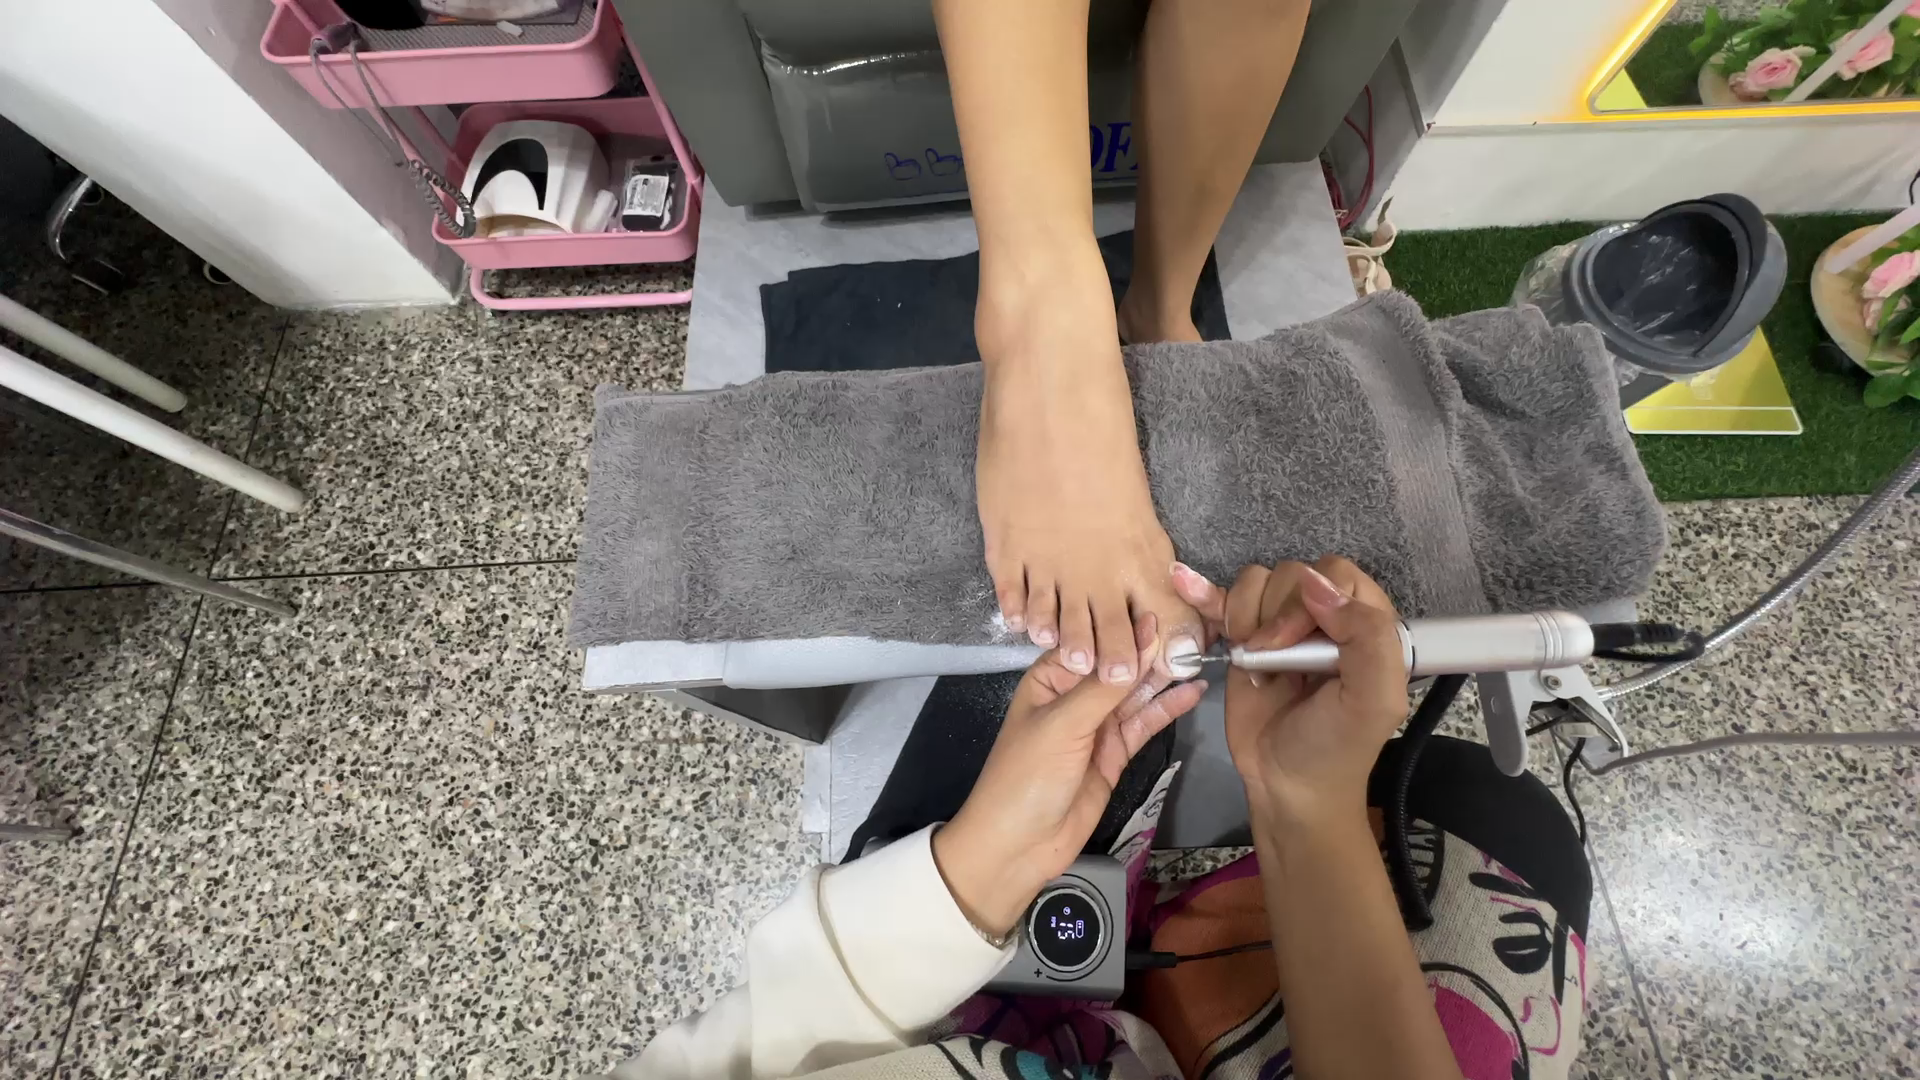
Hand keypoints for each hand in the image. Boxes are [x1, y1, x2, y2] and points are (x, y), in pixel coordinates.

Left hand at [932, 613, 1207, 936]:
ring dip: (1164, 677)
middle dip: (1151, 650)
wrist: (1019, 844)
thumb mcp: (1063, 724)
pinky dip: (1166, 708)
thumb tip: (1140, 644)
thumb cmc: (1027, 774)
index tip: (1165, 607)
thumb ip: (1104, 688)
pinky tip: (1192, 690)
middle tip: (1195, 628)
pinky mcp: (1114, 752)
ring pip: (1135, 693)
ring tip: (1201, 653)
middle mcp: (1074, 695)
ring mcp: (1096, 724)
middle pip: (1118, 666)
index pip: (1093, 642)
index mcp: (1050, 677)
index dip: (1126, 627)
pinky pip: (1143, 723)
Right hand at [976, 281, 1202, 686]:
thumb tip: (1151, 569)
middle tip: (1114, 681)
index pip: (1159, 616)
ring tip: (1070, 662)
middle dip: (1114, 660)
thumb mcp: (1135, 486)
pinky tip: (1021, 623)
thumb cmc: (1102, 422)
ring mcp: (1043, 560)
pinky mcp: (1003, 545)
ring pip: (1057, 623)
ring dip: (1066, 644)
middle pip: (1106, 632)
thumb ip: (1141, 538)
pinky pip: (1012, 595)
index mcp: (1136, 549)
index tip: (1165, 665)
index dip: (1164, 645)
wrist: (1047, 388)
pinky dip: (1018, 613)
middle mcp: (1092, 568)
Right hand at [1171, 557, 1409, 827]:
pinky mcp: (1241, 637)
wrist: (1284, 784)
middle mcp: (1322, 617)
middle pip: (1291, 575)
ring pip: (1255, 582)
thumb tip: (1313, 582)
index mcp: (1365, 625)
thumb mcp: (1373, 700)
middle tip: (1273, 660)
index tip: (1299, 643)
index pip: (1337, 575)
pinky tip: (1185, 584)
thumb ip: (1366, 637)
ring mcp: (1277, 625)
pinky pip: (1222, 597)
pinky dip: (1205, 592)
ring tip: (1252, 661)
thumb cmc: (1334, 746)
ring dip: (1245, 618)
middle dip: (1276, 615)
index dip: (1312, 601)